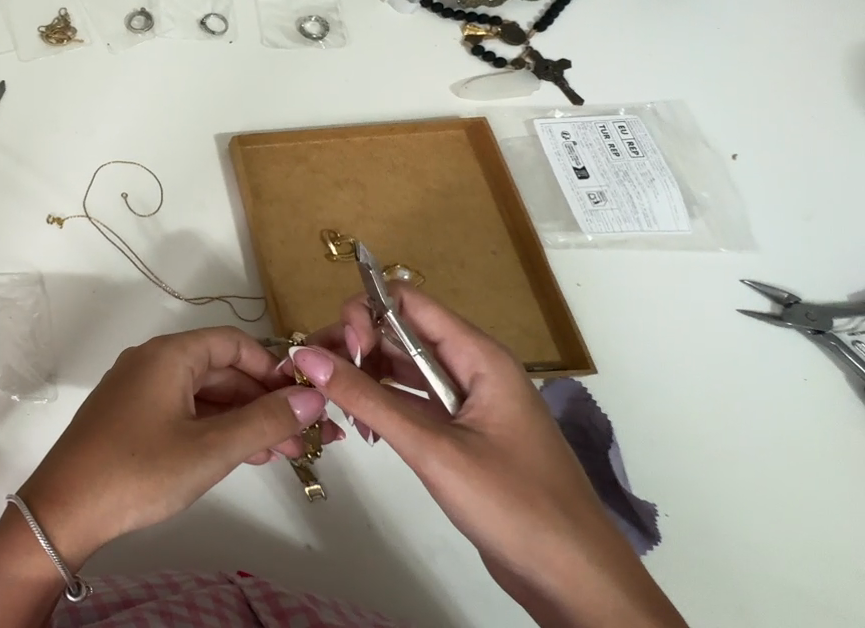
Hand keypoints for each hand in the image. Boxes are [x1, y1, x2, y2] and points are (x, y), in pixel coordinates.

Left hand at [17, 326, 335, 567]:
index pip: (233, 342)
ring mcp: (139, 389)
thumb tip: (309, 397)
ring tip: (284, 453)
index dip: (272, 368)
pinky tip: (244, 454)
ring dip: (244, 418)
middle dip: (264, 400)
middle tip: (306, 439)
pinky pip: (184, 410)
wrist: (68, 505)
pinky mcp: (131, 416)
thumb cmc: (140, 470)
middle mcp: (152, 362)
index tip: (306, 401)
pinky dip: (216, 427)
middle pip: (220, 368)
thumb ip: (263, 421)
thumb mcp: (211, 448)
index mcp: (168, 355)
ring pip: (204, 393)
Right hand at [289, 290, 684, 627]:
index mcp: (479, 357)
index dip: (364, 313)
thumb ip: (365, 397)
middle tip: (316, 378)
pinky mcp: (460, 431)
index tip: (340, 352)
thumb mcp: (432, 448)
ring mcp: (467, 401)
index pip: (406, 301)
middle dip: (352, 345)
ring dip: (361, 376)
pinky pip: (409, 397)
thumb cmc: (515, 507)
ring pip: (399, 364)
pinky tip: (358, 426)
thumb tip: (304, 355)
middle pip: (396, 330)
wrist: (578, 583)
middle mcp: (471, 368)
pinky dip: (379, 403)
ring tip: (329, 403)